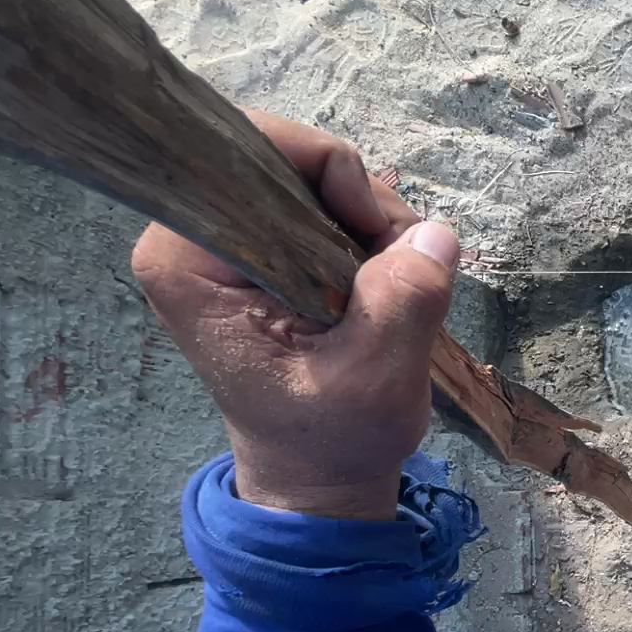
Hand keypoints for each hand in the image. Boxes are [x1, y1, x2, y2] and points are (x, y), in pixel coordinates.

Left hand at [133, 111, 459, 519]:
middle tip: (405, 268)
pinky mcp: (274, 261)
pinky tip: (390, 283)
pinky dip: (375, 241)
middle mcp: (201, 239)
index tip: (379, 233)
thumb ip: (403, 301)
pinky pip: (330, 216)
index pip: (248, 155)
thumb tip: (438, 235)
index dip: (327, 171)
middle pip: (288, 162)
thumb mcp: (377, 376)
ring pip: (319, 187)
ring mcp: (240, 248)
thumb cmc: (335, 435)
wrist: (322, 476)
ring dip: (378, 227)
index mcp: (193, 260)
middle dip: (364, 205)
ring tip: (402, 287)